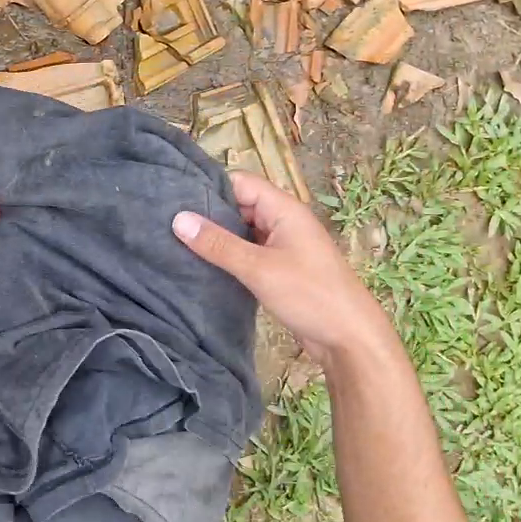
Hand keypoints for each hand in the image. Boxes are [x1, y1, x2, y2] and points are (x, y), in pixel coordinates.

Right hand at [172, 172, 398, 362]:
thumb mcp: (258, 268)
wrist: (350, 338)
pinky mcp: (280, 268)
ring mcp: (283, 245)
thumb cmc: (310, 295)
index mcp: (284, 209)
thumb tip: (178, 219)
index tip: (175, 199)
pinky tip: (204, 265)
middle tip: (170, 224)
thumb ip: (218, 244)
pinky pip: (249, 252)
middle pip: (240, 205)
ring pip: (243, 230)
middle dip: (210, 213)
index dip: (210, 187)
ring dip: (218, 237)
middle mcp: (283, 221)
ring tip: (179, 243)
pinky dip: (229, 256)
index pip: (240, 183)